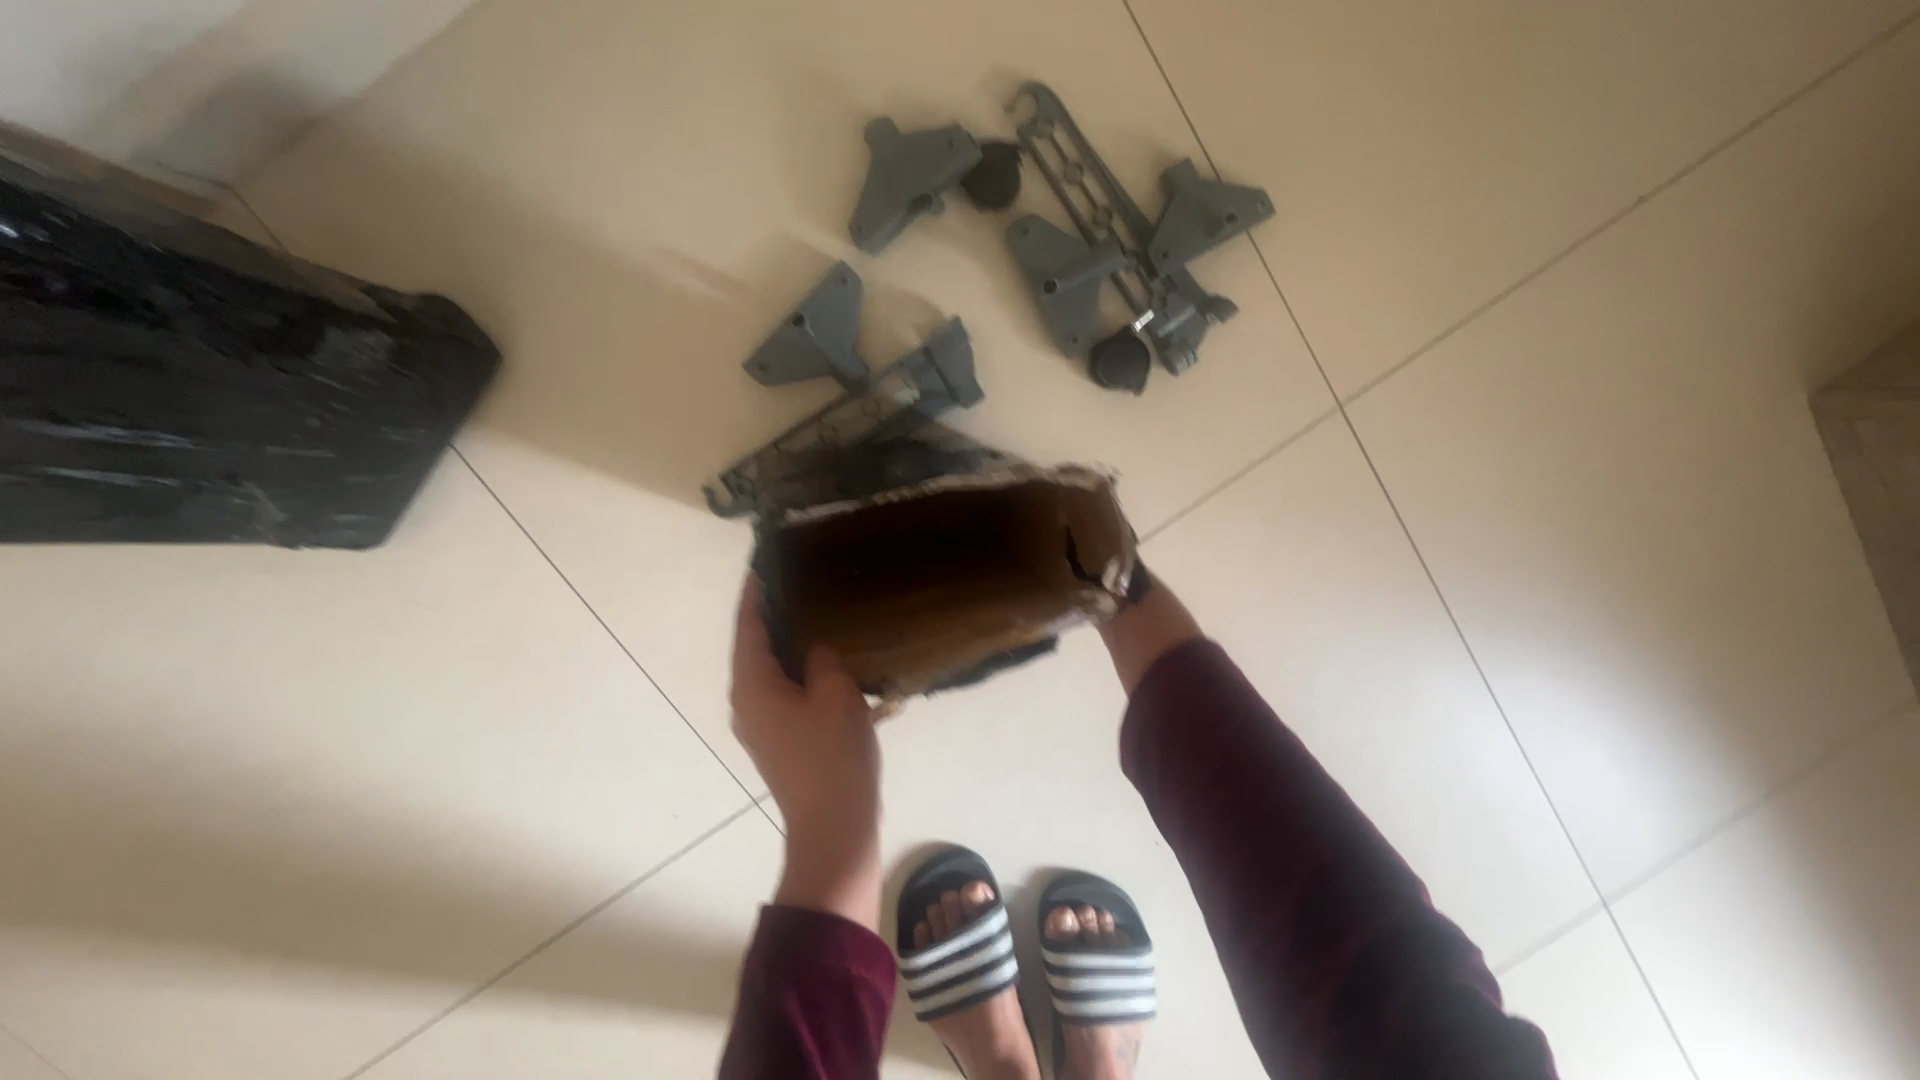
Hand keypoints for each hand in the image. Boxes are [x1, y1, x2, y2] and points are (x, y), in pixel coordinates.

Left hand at [730, 575, 882, 926]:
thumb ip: (822, 658)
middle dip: (774, 618)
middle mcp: (746, 703)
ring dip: (790, 648)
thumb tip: (814, 650)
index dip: (755, 595)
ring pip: (771, 674)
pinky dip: (802, 675)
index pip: (748, 627)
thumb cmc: (832, 754)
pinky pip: (785, 695)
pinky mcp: (778, 742)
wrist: (833, 824)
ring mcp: (760, 726)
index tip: (762, 565)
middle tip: (800, 585)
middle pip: (754, 649)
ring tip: (819, 619)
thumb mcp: (836, 693)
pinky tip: (832, 667)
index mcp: (752, 684)